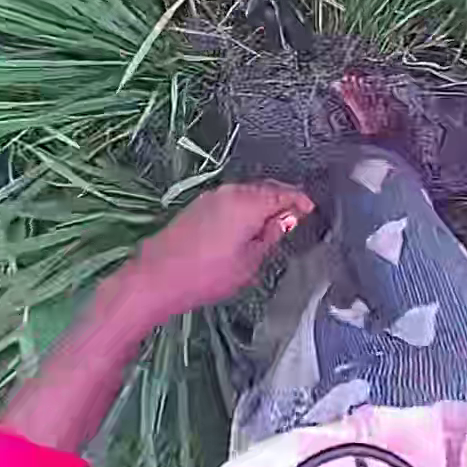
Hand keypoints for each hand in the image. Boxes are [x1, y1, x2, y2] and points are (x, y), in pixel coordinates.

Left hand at [116, 180, 313, 324]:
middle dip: (283, 199)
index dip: (300, 201)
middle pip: (266, 189)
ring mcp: (212, 197)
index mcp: (248, 202)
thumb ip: (271, 236)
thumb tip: (285, 220)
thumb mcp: (250, 261)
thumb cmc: (207, 274)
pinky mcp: (198, 206)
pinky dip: (246, 207)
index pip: (284, 193)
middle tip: (296, 215)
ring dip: (263, 203)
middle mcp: (230, 192)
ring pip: (248, 193)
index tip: (310, 210)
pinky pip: (232, 200)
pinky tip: (248, 225)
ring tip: (274, 223)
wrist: (156, 278)